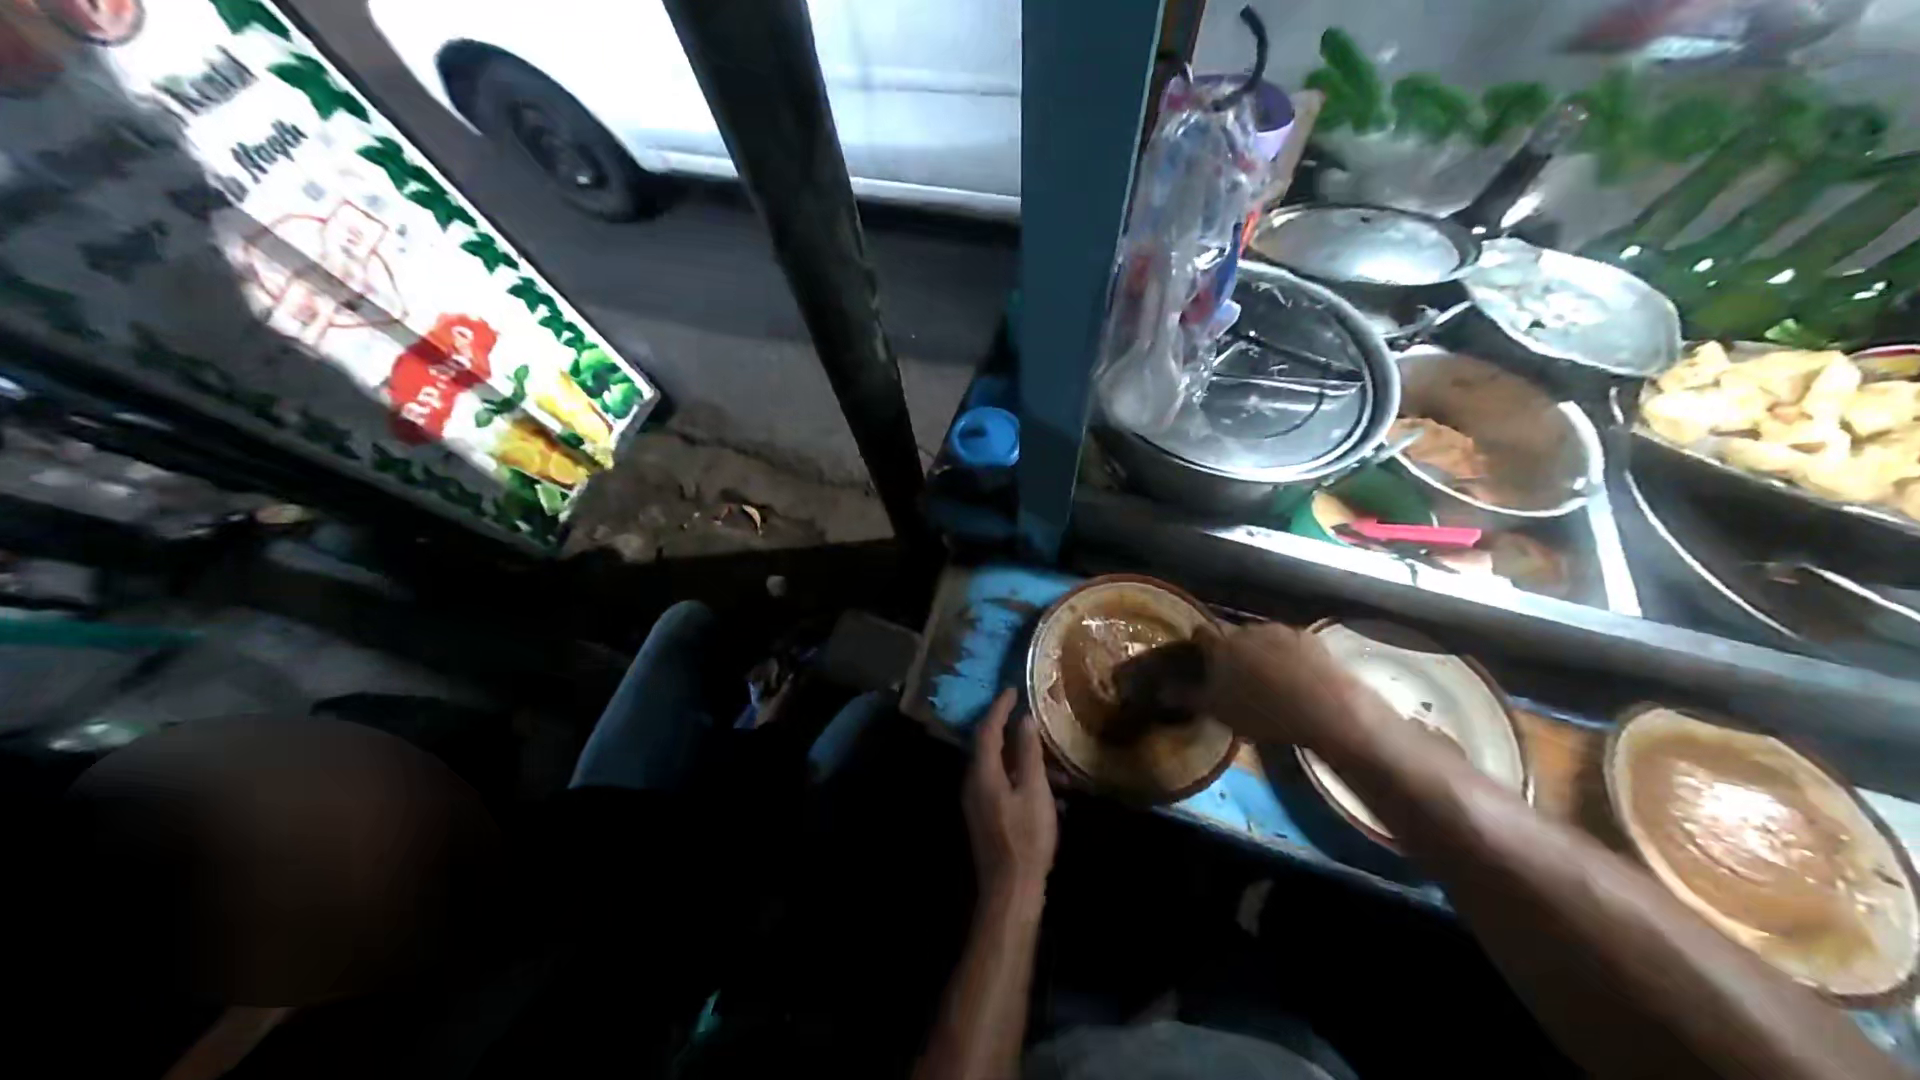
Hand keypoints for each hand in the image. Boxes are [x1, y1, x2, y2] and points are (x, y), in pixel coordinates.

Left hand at [963, 689, 1057, 907]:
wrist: (1010, 889)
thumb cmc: (1026, 839)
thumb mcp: (1034, 792)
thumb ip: (1028, 753)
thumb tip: (1024, 719)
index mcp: (982, 772)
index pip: (987, 729)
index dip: (999, 707)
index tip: (1013, 690)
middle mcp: (972, 781)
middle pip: (986, 744)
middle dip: (1006, 726)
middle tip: (1027, 712)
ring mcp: (976, 799)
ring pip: (994, 764)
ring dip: (1016, 754)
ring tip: (1046, 755)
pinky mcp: (984, 814)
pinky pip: (998, 780)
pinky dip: (1016, 772)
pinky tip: (1042, 784)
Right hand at [1199, 622, 1372, 748]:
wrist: (1324, 708)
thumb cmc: (1261, 710)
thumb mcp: (1217, 710)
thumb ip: (1186, 697)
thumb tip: (1161, 691)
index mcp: (1220, 643)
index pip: (1199, 633)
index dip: (1198, 645)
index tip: (1201, 661)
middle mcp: (1246, 629)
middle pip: (1231, 635)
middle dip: (1231, 650)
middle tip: (1236, 676)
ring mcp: (1279, 630)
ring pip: (1261, 638)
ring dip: (1259, 652)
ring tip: (1268, 679)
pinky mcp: (1308, 637)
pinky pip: (1288, 643)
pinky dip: (1286, 655)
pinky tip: (1294, 677)